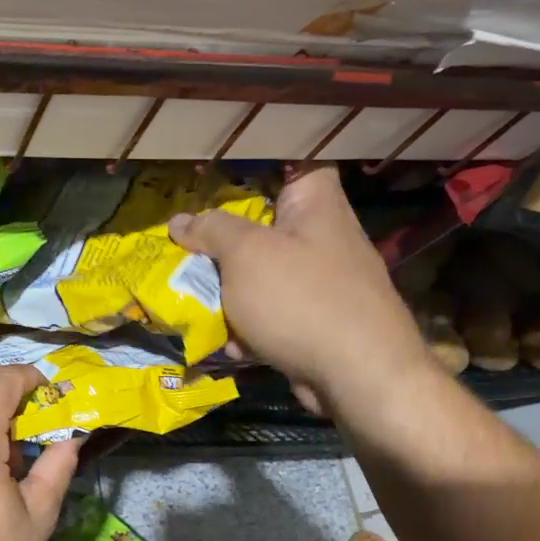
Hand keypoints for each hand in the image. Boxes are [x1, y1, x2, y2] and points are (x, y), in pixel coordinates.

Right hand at [166, 165, 431, 411]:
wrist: (359, 376)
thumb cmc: (300, 299)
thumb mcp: (244, 254)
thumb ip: (211, 230)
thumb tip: (181, 220)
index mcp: (316, 205)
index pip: (293, 165)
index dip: (256, 169)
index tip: (215, 185)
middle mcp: (325, 237)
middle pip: (265, 227)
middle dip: (224, 243)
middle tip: (187, 250)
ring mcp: (324, 283)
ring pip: (263, 274)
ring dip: (229, 291)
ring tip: (195, 303)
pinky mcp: (318, 322)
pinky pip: (272, 314)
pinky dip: (249, 327)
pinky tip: (230, 344)